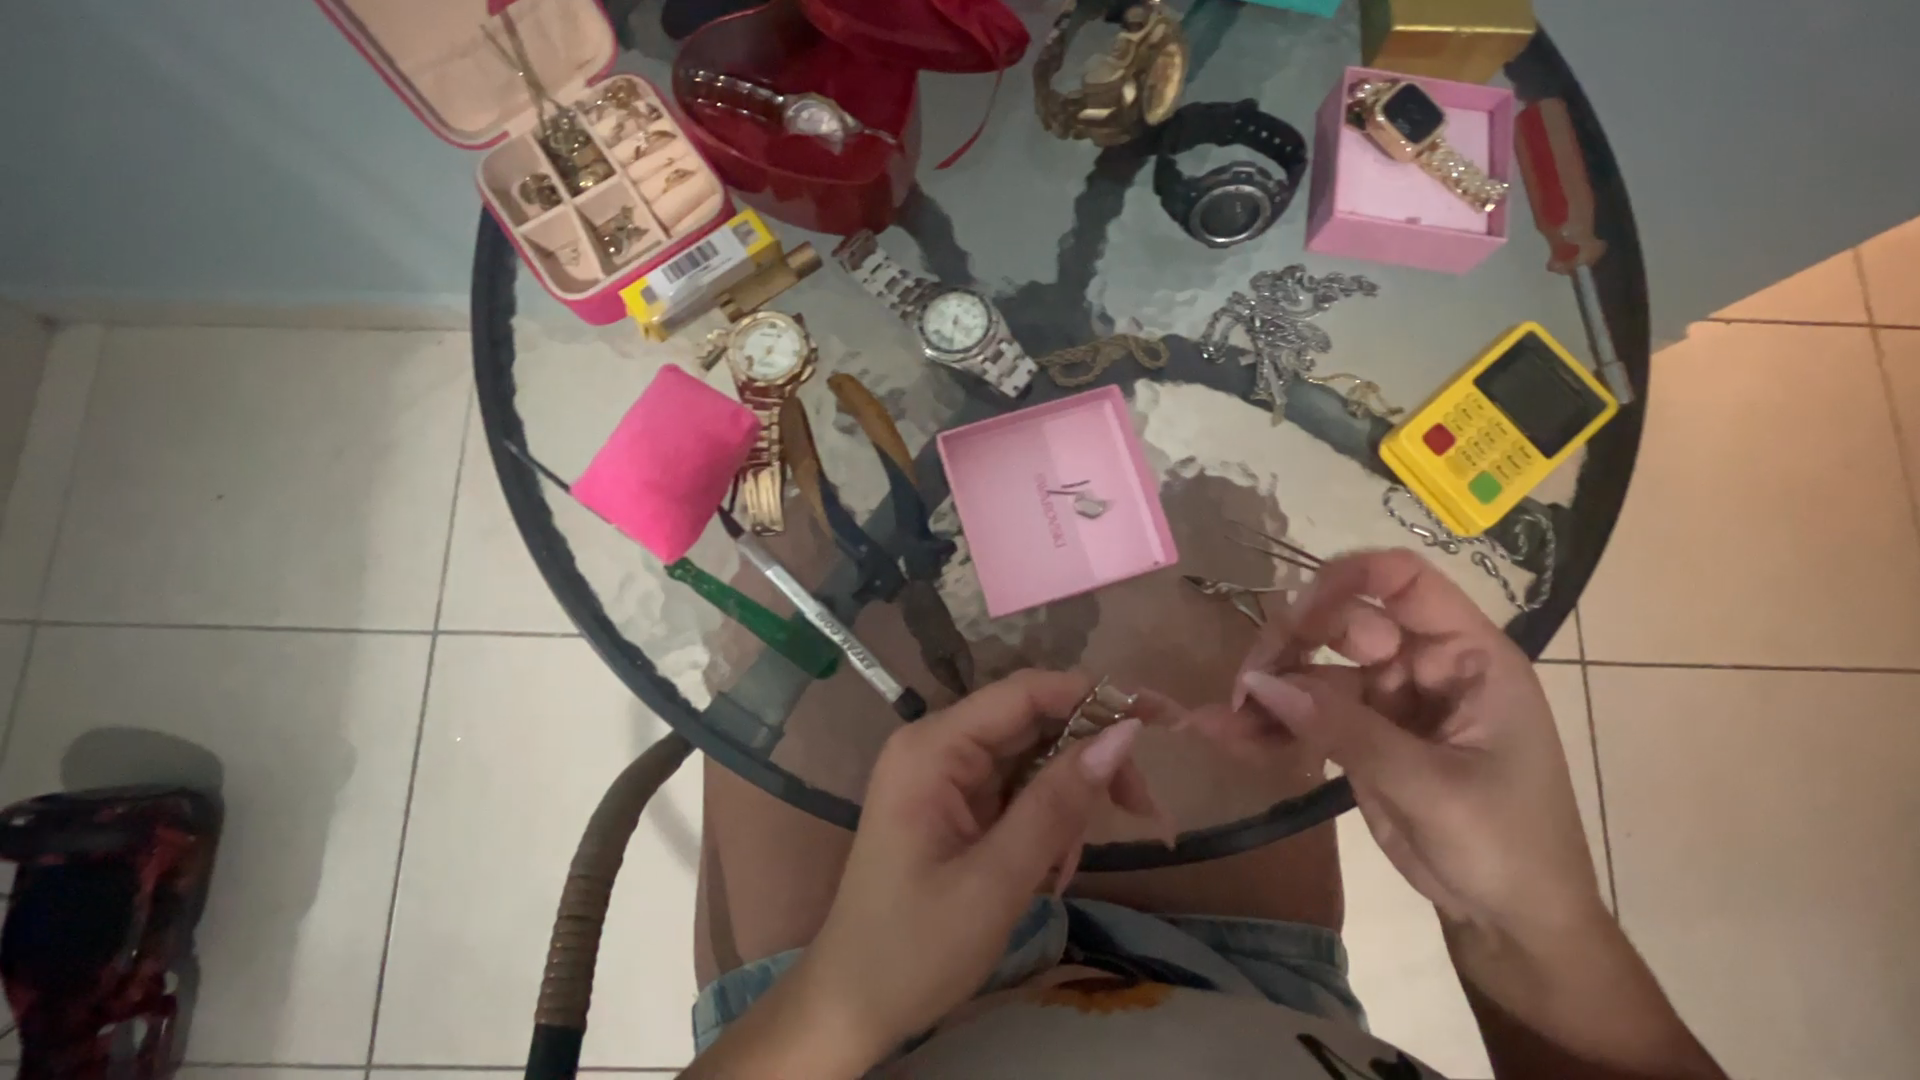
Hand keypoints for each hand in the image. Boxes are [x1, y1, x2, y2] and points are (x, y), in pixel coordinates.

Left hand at [794, 670, 1148, 1060]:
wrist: (854, 1004)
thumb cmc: (914, 948)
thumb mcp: (995, 881)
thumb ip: (1057, 804)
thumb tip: (1124, 734)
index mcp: (932, 748)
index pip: (1025, 693)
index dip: (1094, 695)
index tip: (1161, 717)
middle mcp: (937, 747)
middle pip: (1035, 723)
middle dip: (1091, 760)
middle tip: (1144, 808)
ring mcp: (945, 776)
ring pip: (1033, 760)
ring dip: (1070, 803)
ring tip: (1071, 865)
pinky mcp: (956, 805)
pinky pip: (1018, 793)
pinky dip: (1047, 825)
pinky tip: (1052, 871)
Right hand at [1216, 548, 1603, 936]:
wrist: (1513, 923)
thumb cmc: (1506, 847)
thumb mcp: (1430, 787)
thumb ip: (1346, 731)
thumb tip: (1261, 684)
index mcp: (1467, 658)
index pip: (1407, 583)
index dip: (1350, 580)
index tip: (1295, 615)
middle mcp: (1424, 666)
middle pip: (1344, 622)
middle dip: (1290, 645)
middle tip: (1247, 685)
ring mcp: (1388, 702)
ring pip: (1314, 671)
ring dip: (1268, 692)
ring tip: (1222, 722)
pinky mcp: (1360, 736)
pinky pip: (1306, 715)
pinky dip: (1269, 725)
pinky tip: (1229, 737)